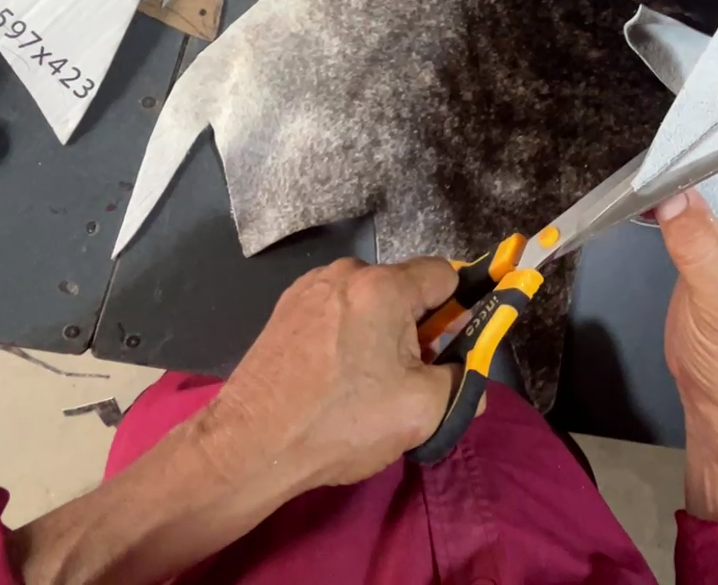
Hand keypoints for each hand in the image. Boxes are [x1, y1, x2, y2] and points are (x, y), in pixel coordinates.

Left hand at [200, 256, 458, 490]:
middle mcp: (348, 272)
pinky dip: (346, 333)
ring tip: (362, 383)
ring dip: (379, 330)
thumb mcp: (422, 410)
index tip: (450, 346)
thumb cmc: (341, 422)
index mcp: (384, 286)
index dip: (457, 309)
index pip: (444, 274)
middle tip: (405, 376)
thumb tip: (469, 376)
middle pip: (404, 288)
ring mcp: (311, 286)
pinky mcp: (287, 306)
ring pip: (369, 300)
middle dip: (416, 327)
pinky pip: (337, 309)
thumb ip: (462, 382)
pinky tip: (331, 375)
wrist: (249, 446)